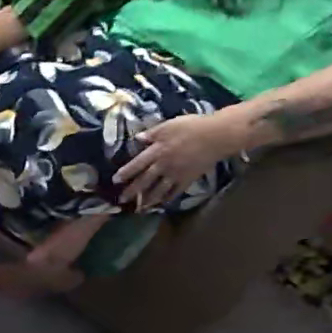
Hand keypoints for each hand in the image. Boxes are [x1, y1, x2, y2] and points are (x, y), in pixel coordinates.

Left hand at [114, 111, 244, 208]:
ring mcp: (176, 174)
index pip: (137, 164)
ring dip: (148, 200)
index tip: (115, 180)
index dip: (126, 173)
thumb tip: (137, 139)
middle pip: (145, 180)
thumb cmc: (192, 126)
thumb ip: (152, 134)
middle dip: (132, 191)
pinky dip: (168, 199)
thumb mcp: (168, 125)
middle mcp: (163, 165)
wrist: (216, 136)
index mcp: (157, 151)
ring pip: (158, 190)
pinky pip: (175, 192)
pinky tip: (162, 204)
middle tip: (122, 200)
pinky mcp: (188, 179)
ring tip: (140, 207)